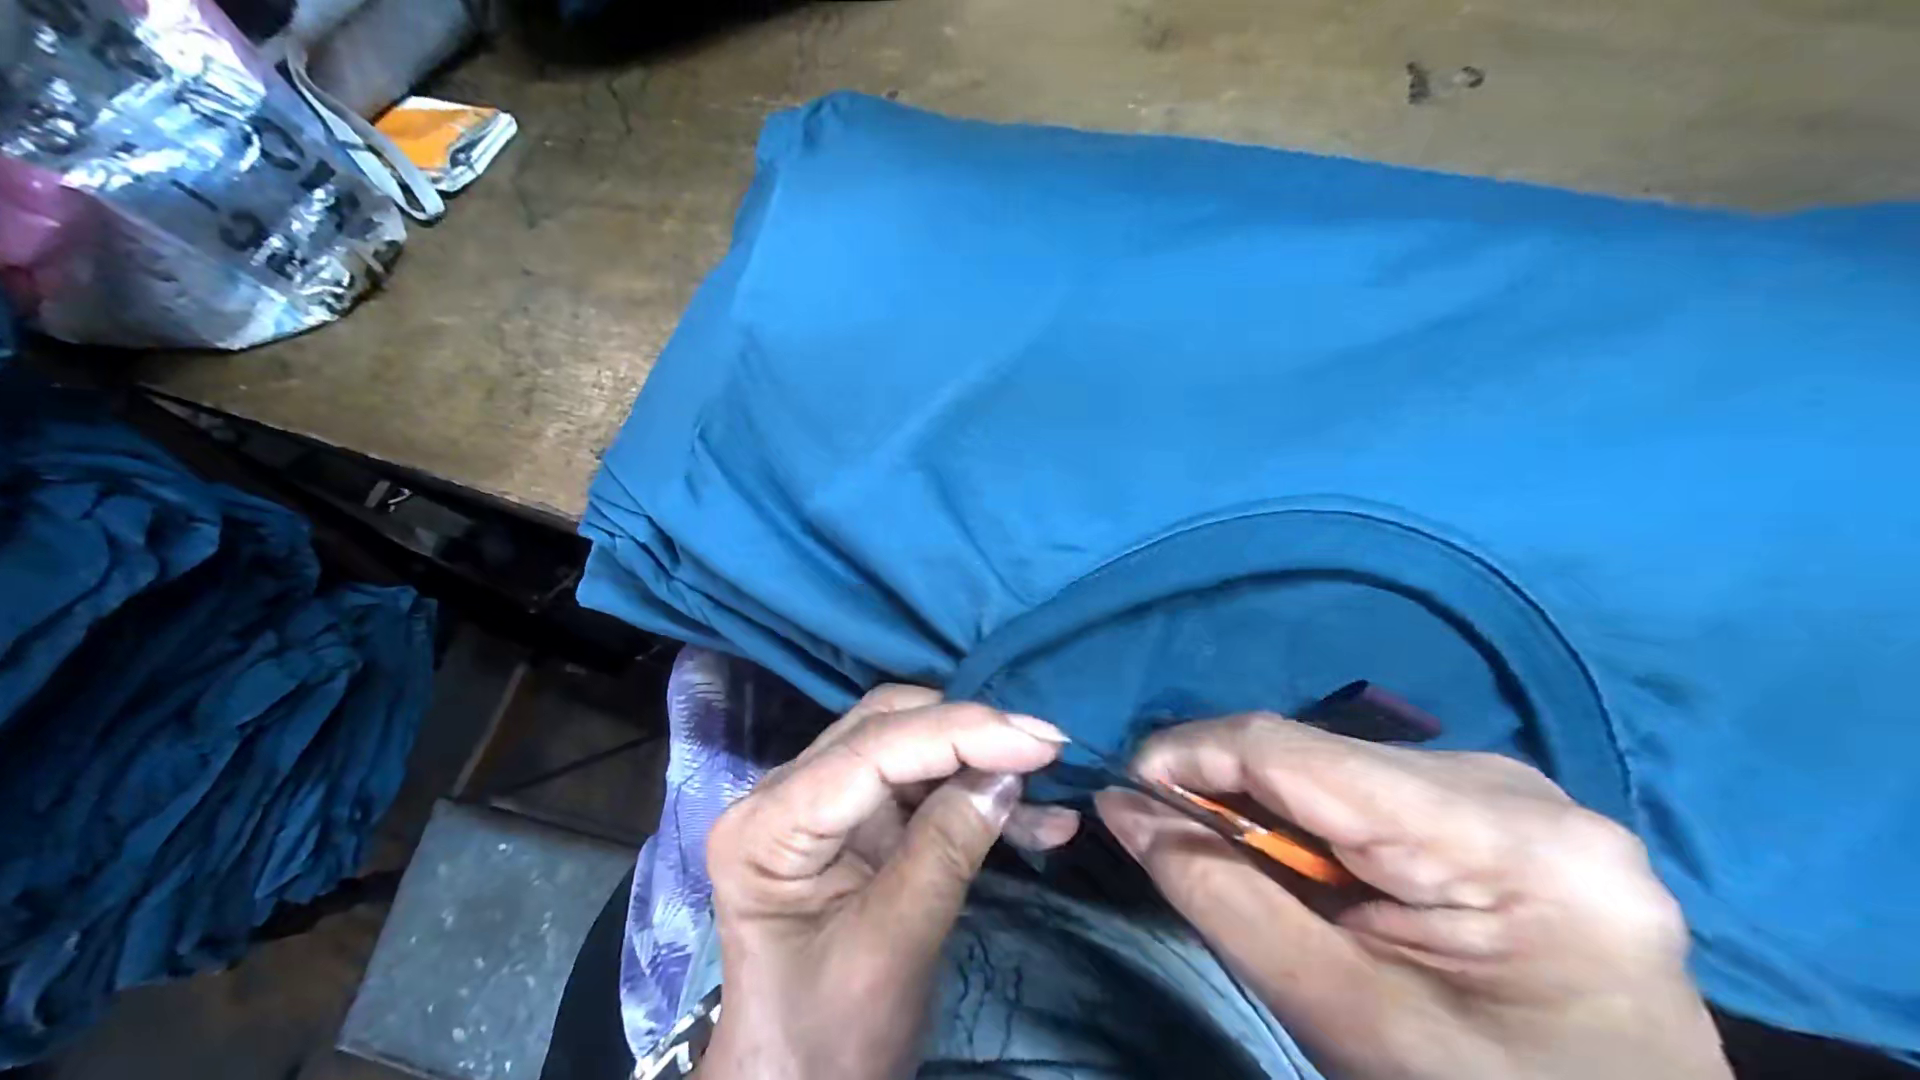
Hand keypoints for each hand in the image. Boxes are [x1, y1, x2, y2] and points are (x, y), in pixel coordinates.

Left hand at [699, 685, 1079, 1079]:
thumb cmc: (829, 1037)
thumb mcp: (892, 950)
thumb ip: (946, 851)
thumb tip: (1007, 776)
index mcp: (768, 824)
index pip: (871, 749)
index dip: (960, 733)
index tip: (1039, 740)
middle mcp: (784, 793)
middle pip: (886, 728)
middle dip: (970, 733)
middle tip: (1046, 749)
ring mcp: (819, 802)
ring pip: (908, 744)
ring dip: (979, 760)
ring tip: (1049, 782)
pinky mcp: (855, 820)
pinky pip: (920, 785)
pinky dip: (973, 793)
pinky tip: (1033, 817)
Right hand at [1096, 714, 1730, 1079]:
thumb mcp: (1337, 1012)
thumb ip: (1217, 893)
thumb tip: (1119, 804)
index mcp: (1507, 846)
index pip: (1300, 752)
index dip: (1193, 755)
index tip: (1124, 788)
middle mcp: (1521, 789)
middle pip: (1320, 755)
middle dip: (1231, 790)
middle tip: (1177, 841)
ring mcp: (1521, 791)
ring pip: (1339, 764)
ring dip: (1273, 807)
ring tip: (1254, 870)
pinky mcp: (1506, 806)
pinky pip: (1373, 785)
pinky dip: (1321, 820)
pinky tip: (1321, 873)